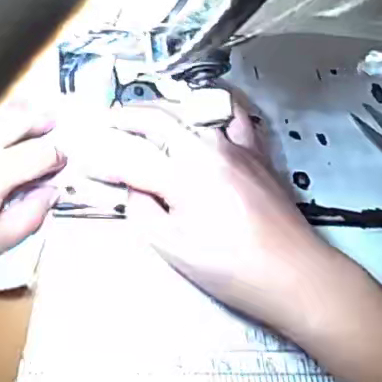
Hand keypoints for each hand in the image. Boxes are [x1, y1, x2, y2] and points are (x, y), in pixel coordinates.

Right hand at [83, 97, 353, 334]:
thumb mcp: (173, 248)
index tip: (83, 164)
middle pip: (156, 120)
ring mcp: (235, 146)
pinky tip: (201, 105)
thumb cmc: (233, 269)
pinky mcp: (256, 152)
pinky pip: (234, 116)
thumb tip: (134, 188)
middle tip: (105, 122)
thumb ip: (143, 210)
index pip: (129, 160)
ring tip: (142, 113)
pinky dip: (213, 104)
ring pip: (190, 110)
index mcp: (182, 176)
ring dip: (159, 107)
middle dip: (123, 118)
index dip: (101, 162)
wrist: (299, 277)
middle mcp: (207, 150)